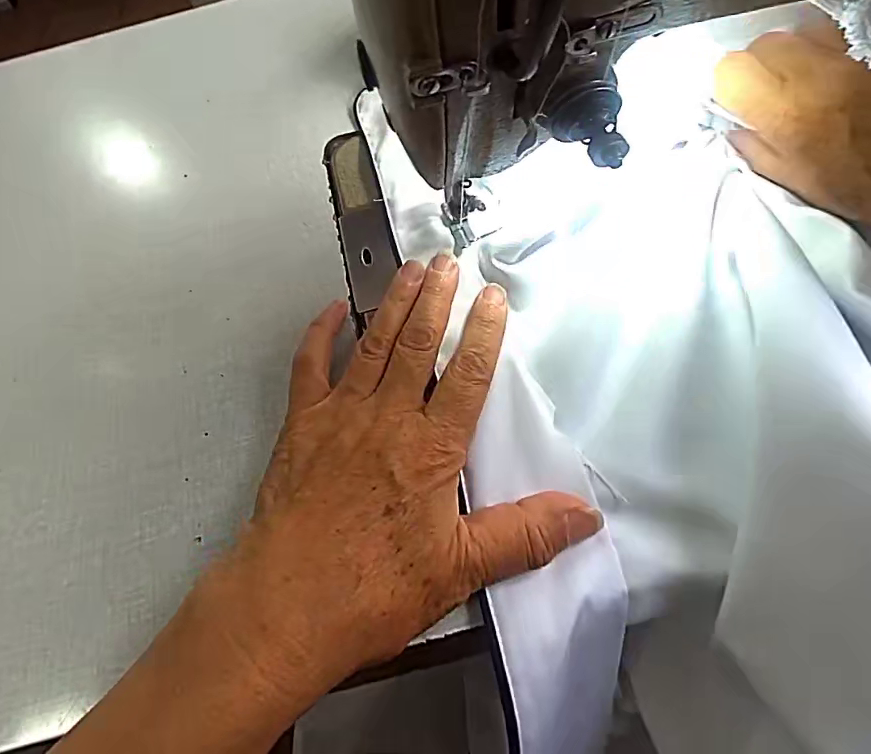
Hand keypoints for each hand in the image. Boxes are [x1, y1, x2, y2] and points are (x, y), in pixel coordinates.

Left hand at [58, 259, 605, 753]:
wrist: (284, 608)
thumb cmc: (375, 589)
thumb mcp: (460, 569)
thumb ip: (524, 535)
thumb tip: (587, 517)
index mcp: (430, 448)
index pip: (465, 376)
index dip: (483, 332)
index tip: (493, 296)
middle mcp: (387, 418)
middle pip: (417, 345)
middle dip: (436, 299)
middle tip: (448, 262)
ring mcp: (340, 415)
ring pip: (374, 345)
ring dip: (395, 304)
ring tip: (412, 269)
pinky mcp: (301, 423)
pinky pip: (310, 365)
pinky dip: (321, 333)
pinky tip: (335, 308)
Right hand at [713, 10, 870, 255]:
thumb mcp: (822, 193)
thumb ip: (768, 156)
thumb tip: (738, 130)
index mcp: (794, 116)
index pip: (730, 71)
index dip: (737, 88)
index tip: (755, 105)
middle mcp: (823, 70)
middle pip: (766, 42)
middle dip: (771, 65)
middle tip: (798, 94)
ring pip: (811, 25)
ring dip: (814, 48)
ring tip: (844, 78)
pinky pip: (860, 20)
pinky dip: (857, 38)